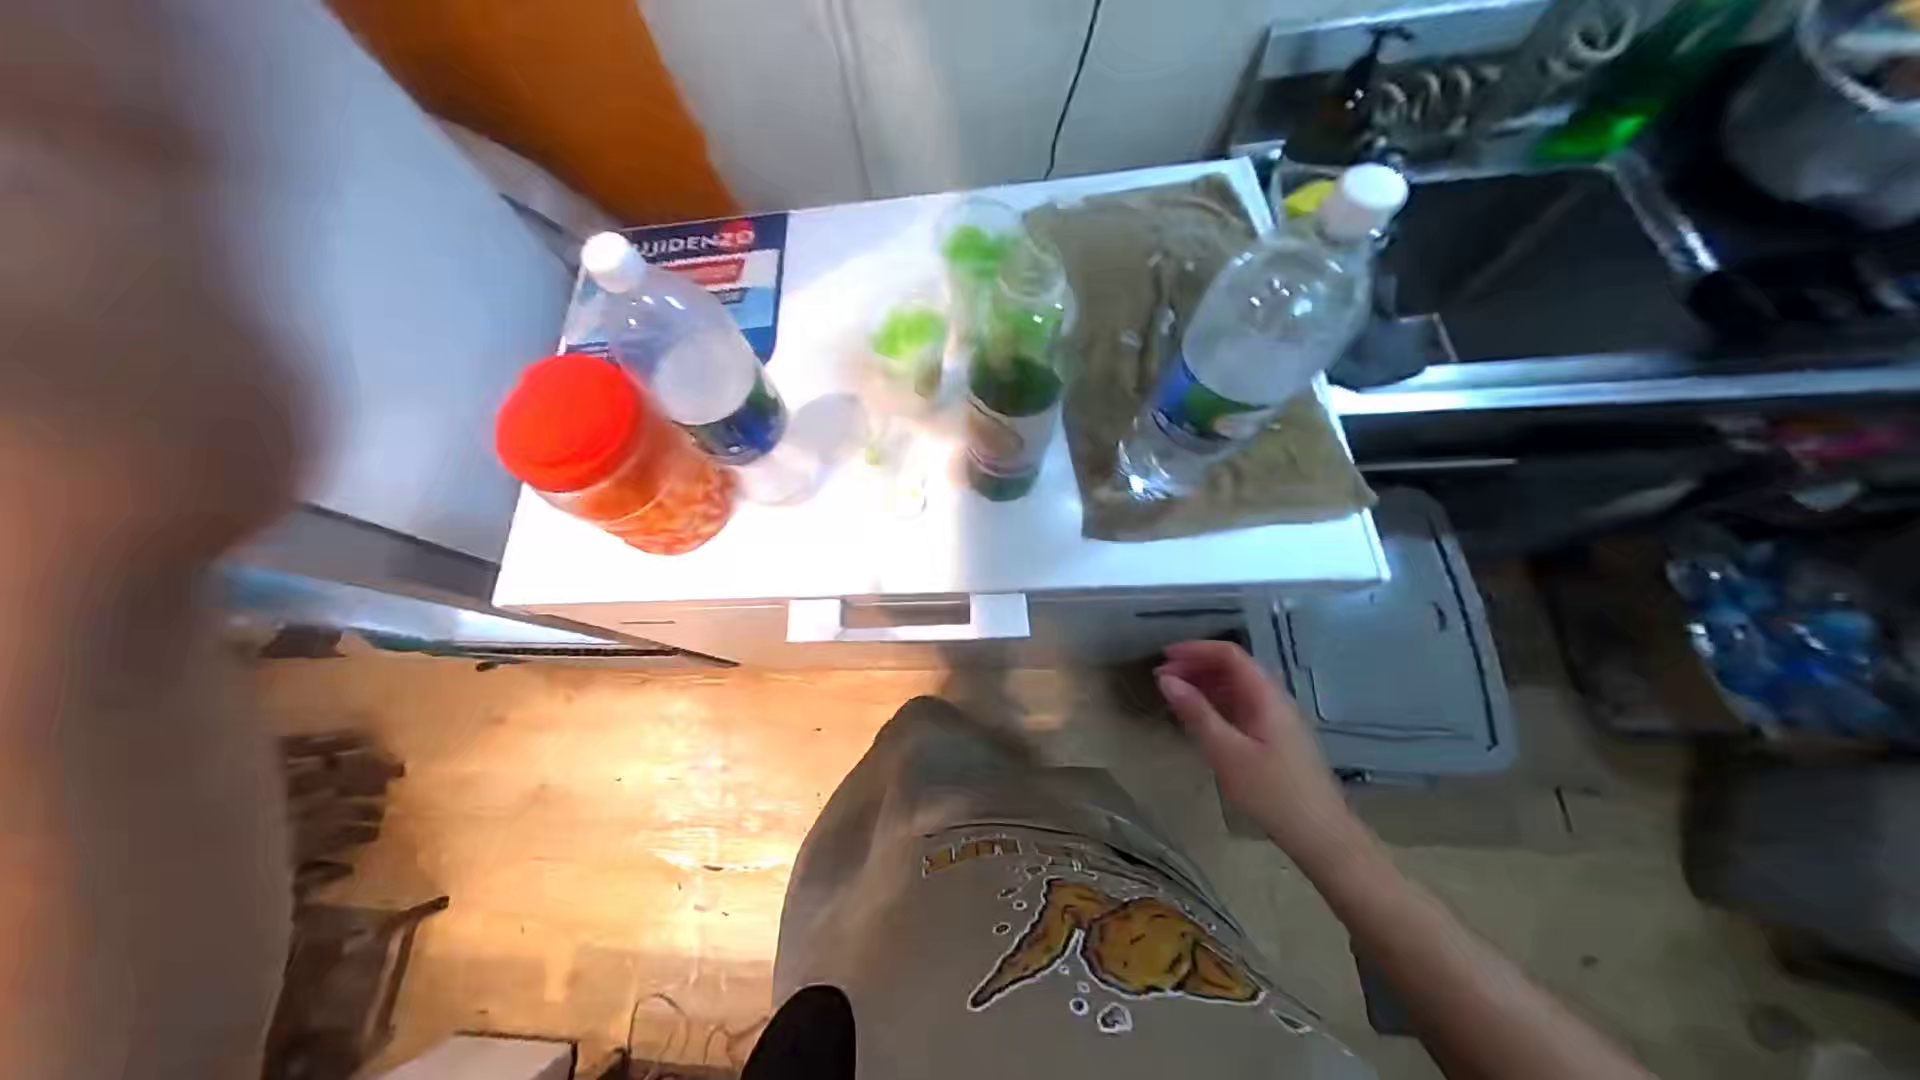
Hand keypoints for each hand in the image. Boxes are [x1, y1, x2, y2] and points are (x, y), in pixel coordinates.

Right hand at [1156, 640, 1363, 864]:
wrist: (1320, 835)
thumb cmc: (1271, 792)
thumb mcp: (1226, 752)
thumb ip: (1196, 712)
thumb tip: (1166, 680)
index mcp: (1266, 696)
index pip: (1230, 654)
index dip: (1196, 649)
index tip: (1164, 657)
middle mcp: (1274, 699)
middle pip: (1233, 667)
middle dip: (1196, 665)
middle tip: (1163, 678)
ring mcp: (1276, 718)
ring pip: (1237, 686)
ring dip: (1204, 683)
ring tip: (1174, 694)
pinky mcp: (1275, 737)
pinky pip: (1241, 705)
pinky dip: (1215, 702)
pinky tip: (1198, 717)